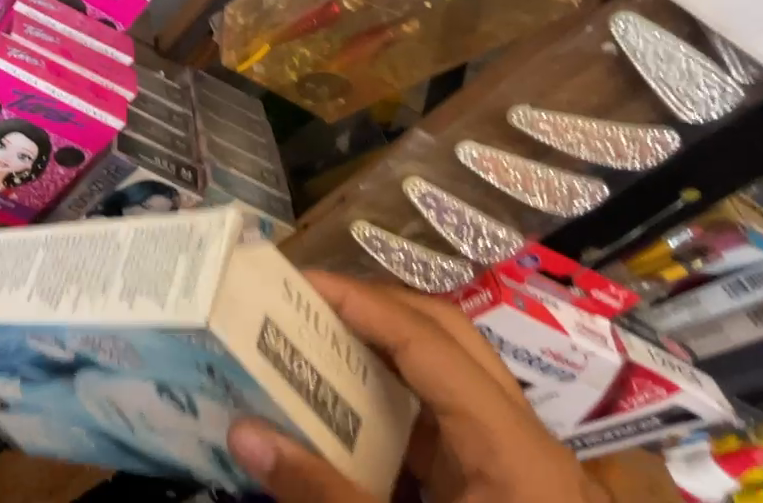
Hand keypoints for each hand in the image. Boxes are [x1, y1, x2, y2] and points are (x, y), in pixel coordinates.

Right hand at [228, 272, 609, 502]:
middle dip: (369, 307)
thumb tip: (242, 432)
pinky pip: (432, 422)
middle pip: (446, 338)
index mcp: (515, 450)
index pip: (429, 341)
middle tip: (297, 298)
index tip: (292, 281)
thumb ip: (325, 495)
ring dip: (371, 349)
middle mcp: (520, 442)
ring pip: (440, 376)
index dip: (361, 301)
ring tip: (303, 337)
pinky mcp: (493, 490)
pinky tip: (331, 409)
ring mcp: (510, 466)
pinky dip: (380, 401)